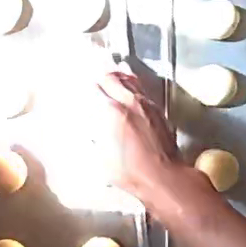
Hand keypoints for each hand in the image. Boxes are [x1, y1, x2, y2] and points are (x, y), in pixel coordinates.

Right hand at [86, 68, 189, 204]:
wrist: (163, 175)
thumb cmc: (131, 171)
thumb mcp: (102, 156)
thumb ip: (96, 135)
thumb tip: (93, 125)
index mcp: (111, 112)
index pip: (95, 90)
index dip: (87, 89)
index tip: (82, 89)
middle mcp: (129, 102)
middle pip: (112, 78)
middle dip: (101, 77)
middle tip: (94, 77)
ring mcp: (145, 104)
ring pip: (129, 80)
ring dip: (118, 75)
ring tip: (112, 70)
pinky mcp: (157, 110)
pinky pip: (141, 89)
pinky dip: (132, 83)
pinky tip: (131, 84)